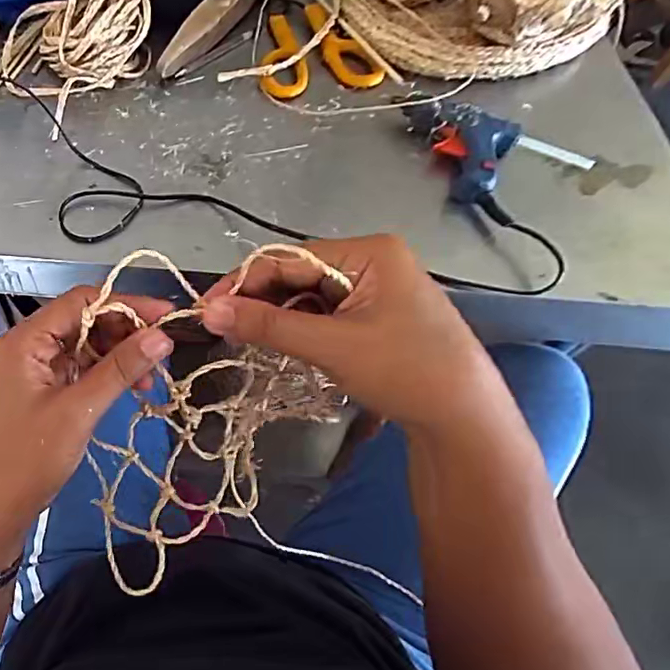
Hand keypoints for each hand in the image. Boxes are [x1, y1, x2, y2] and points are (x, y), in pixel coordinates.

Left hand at [0, 289, 173, 567]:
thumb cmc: (28, 459)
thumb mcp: (79, 410)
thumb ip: (120, 369)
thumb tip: (161, 337)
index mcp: (28, 339)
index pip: (83, 300)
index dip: (128, 305)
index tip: (167, 317)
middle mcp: (30, 345)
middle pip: (87, 320)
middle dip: (127, 332)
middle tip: (164, 352)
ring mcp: (37, 368)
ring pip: (89, 345)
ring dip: (122, 355)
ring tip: (153, 378)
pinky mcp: (46, 389)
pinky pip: (83, 368)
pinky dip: (109, 374)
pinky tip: (133, 388)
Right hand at [199, 235, 476, 431]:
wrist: (463, 418)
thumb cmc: (404, 370)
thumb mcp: (330, 345)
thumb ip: (268, 325)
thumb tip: (208, 311)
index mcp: (369, 251)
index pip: (290, 257)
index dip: (244, 282)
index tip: (206, 309)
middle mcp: (372, 260)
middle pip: (298, 273)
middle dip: (260, 300)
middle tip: (219, 327)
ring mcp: (375, 288)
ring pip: (308, 295)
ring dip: (277, 315)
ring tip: (245, 338)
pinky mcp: (375, 314)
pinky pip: (324, 312)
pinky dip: (299, 327)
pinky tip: (280, 343)